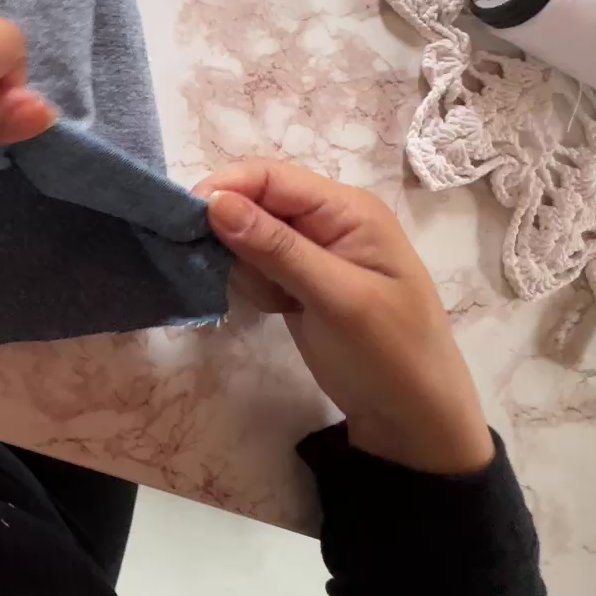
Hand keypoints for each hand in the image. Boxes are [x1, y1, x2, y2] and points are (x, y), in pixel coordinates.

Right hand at [197, 161, 493, 474]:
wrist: (411, 420)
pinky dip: (252, 285)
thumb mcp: (335, 299)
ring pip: (244, 235)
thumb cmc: (389, 355)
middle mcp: (326, 218)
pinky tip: (279, 309)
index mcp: (347, 208)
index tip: (184, 223)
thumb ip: (275, 247)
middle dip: (232, 234)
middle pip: (252, 202)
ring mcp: (310, 249)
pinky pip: (251, 264)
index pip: (268, 176)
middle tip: (235, 274)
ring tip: (276, 302)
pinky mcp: (294, 276)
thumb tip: (213, 201)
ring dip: (244, 267)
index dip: (224, 189)